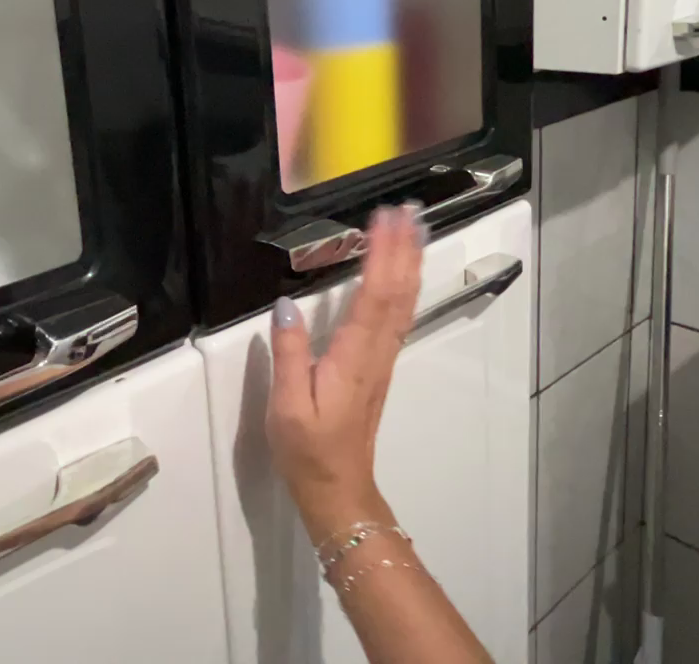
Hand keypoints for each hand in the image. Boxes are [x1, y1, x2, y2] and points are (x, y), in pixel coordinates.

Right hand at [265, 204, 424, 540]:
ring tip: (413, 229)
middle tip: (408, 209)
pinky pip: (398, 315)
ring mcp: (382, 359)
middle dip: (404, 248)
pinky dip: (404, 286)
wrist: (338, 489)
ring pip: (403, 303)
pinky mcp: (379, 365)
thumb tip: (285, 304)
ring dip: (409, 263)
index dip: (383, 256)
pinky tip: (403, 273)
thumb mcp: (287, 406)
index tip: (384, 219)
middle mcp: (376, 352)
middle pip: (397, 293)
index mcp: (354, 357)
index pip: (374, 296)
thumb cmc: (309, 450)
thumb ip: (288, 355)